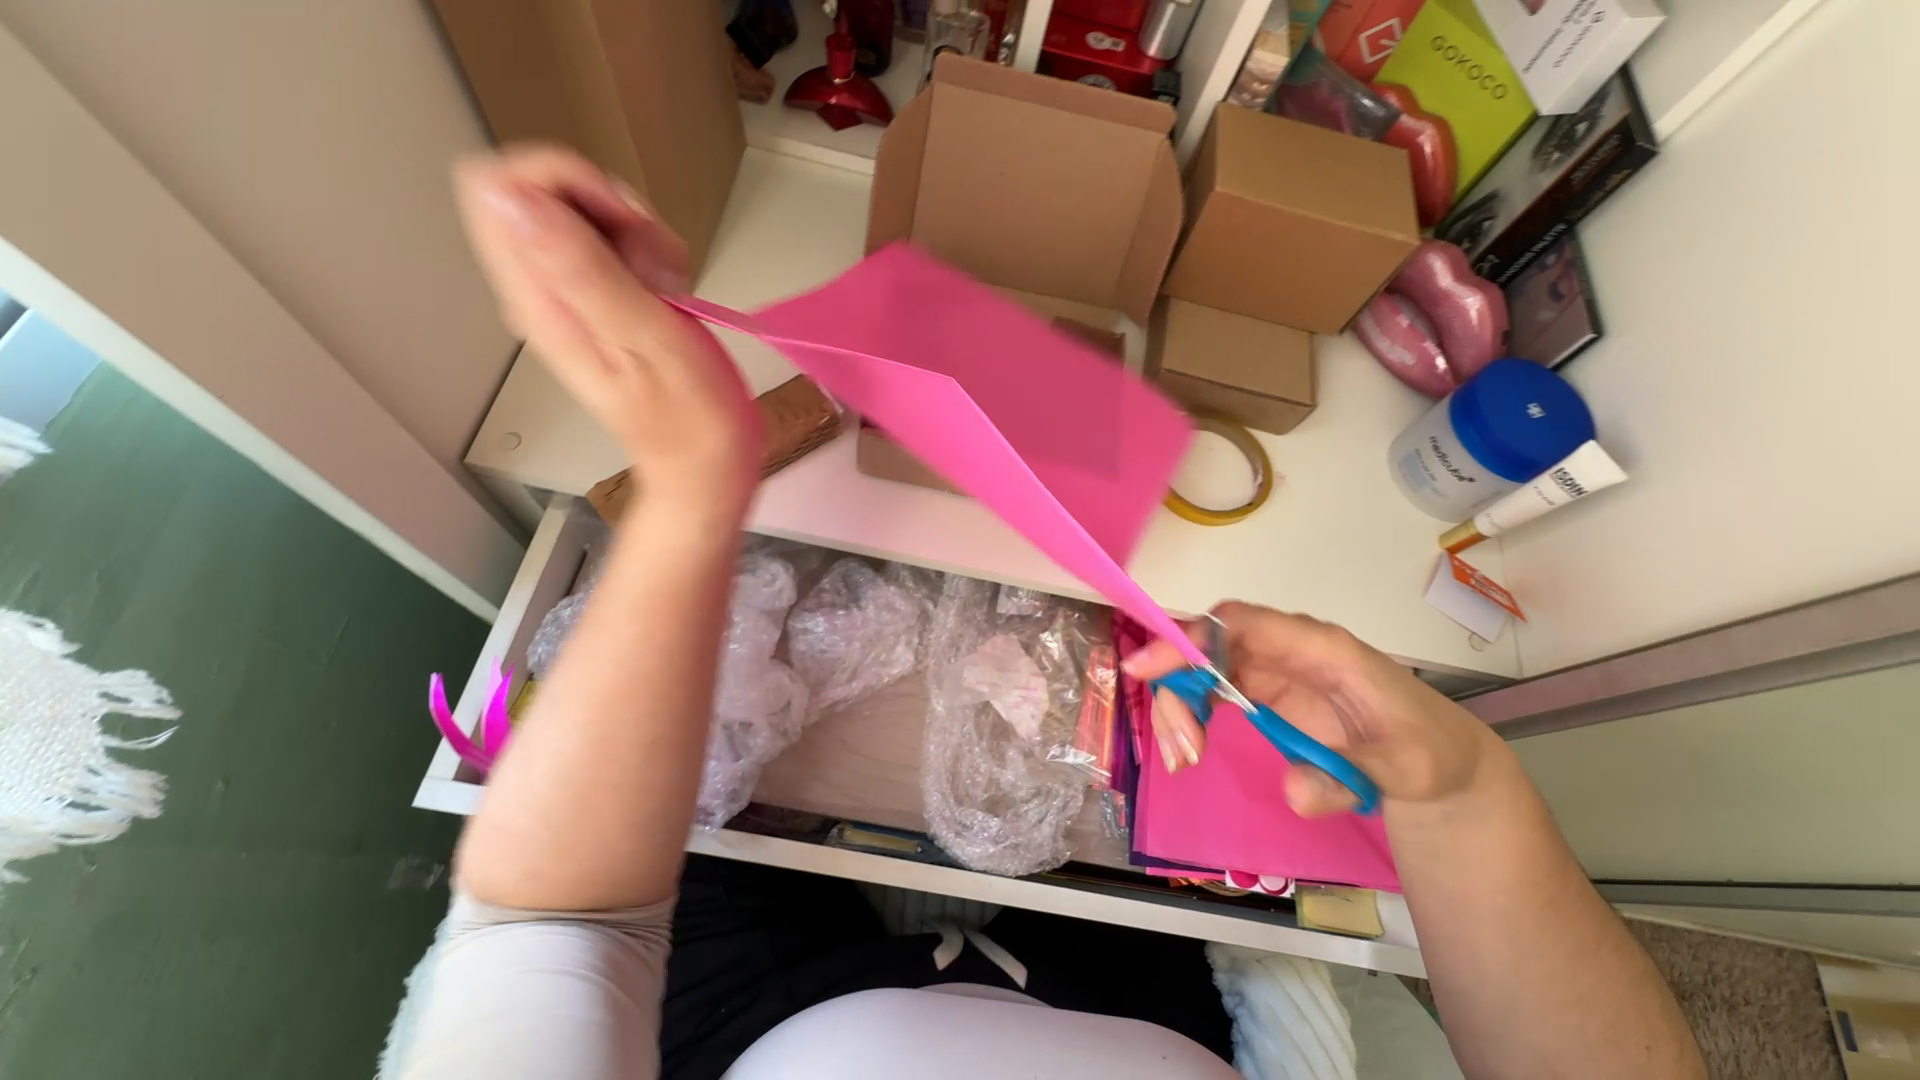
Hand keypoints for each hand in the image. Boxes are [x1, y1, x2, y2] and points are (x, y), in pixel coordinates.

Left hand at [454, 146, 762, 508]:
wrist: (705, 465)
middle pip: (544, 191)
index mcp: (539, 300)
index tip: (626, 226)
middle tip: (655, 267)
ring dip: (636, 234)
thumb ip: (582, 268)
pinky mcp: (595, 300)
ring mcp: (566, 296)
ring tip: (668, 286)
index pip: (503, 187)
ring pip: (583, 212)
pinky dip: (646, 251)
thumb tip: (509, 196)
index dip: (569, 184)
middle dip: (611, 209)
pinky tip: (669, 290)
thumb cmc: (691, 416)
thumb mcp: (647, 339)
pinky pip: (608, 242)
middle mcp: (537, 291)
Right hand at [1121, 602, 1499, 815]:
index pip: (1242, 625)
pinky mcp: (1264, 691)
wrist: (1436, 758)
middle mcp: (1287, 649)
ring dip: (1179, 704)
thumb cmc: (1423, 750)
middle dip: (1178, 685)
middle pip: (1210, 645)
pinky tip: (1187, 747)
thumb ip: (1347, 779)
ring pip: (1203, 667)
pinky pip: (1211, 689)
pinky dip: (1190, 713)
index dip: (1192, 638)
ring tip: (1182, 756)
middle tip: (1179, 747)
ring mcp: (1273, 669)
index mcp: (1320, 648)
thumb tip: (1293, 794)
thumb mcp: (1401, 769)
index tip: (1149, 667)